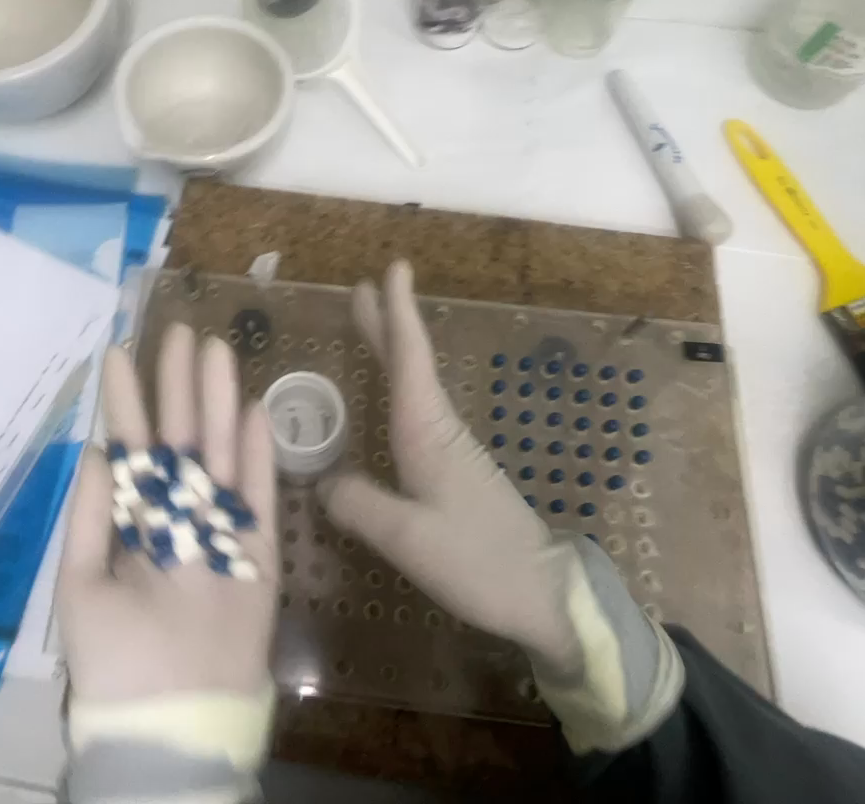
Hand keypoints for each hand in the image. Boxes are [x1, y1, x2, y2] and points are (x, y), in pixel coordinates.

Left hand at [57, 324, 279, 761]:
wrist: (172, 716)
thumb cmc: (116, 659)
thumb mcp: (80, 588)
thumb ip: (90, 518)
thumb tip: (97, 451)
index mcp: (133, 521)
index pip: (130, 447)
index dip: (125, 401)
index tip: (118, 352)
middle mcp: (177, 513)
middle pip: (181, 436)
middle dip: (178, 386)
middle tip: (177, 331)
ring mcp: (220, 526)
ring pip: (220, 450)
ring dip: (219, 401)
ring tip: (216, 350)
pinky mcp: (258, 547)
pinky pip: (258, 491)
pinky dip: (258, 453)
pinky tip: (253, 408)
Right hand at [319, 261, 584, 675]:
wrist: (542, 594)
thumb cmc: (478, 561)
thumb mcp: (407, 538)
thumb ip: (358, 505)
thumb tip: (323, 483)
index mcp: (426, 433)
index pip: (410, 359)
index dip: (397, 313)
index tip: (394, 269)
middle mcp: (438, 430)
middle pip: (411, 362)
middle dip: (386, 322)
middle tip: (361, 288)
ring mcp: (449, 449)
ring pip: (413, 384)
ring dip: (390, 348)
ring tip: (367, 323)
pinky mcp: (453, 471)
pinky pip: (415, 411)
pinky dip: (396, 385)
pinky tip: (388, 398)